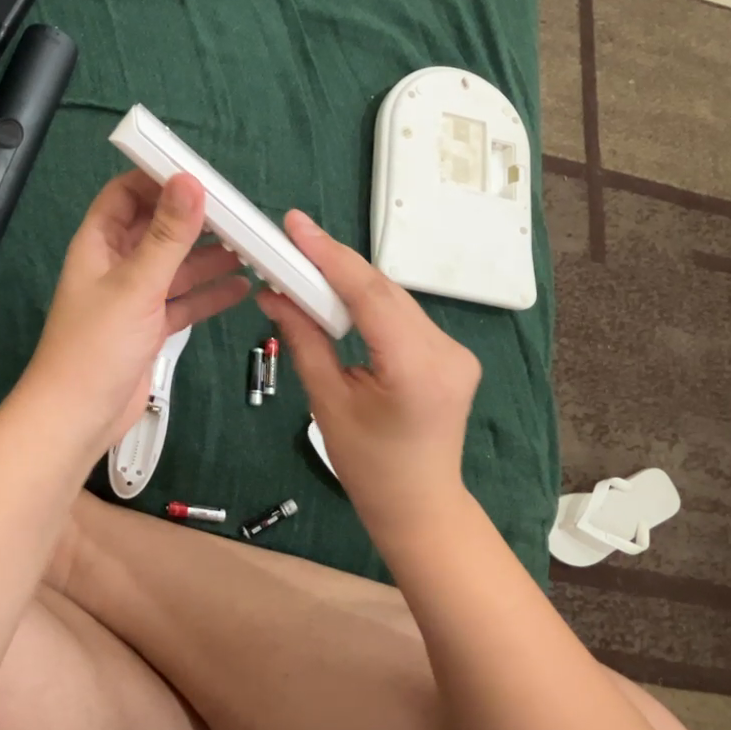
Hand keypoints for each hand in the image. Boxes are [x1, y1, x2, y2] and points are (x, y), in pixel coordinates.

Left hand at [13, 170, 252, 457]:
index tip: (200, 176)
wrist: (78, 419)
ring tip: (251, 248)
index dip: (158, 180)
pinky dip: (209, 294)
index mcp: (99, 244)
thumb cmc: (96, 346)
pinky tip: (241, 287)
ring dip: (209, 257)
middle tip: (239, 214)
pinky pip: (183, 301)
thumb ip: (167, 236)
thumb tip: (190, 181)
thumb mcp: (136, 285)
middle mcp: (116, 264)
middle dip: (194, 219)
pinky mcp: (149, 328)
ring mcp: (134, 297)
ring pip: (176, 266)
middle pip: (158, 228)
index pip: (126, 194)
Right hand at [256, 211, 480, 536]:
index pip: (369, 295)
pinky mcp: (452, 353)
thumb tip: (274, 294)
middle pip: (383, 290)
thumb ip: (304, 339)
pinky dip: (369, 300)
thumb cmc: (368, 465)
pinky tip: (340, 294)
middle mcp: (446, 351)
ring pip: (394, 298)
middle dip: (335, 263)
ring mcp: (455, 350)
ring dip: (351, 281)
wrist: (419, 505)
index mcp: (416, 368)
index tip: (295, 224)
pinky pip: (403, 314)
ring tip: (307, 264)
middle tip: (290, 239)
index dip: (329, 255)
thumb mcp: (327, 401)